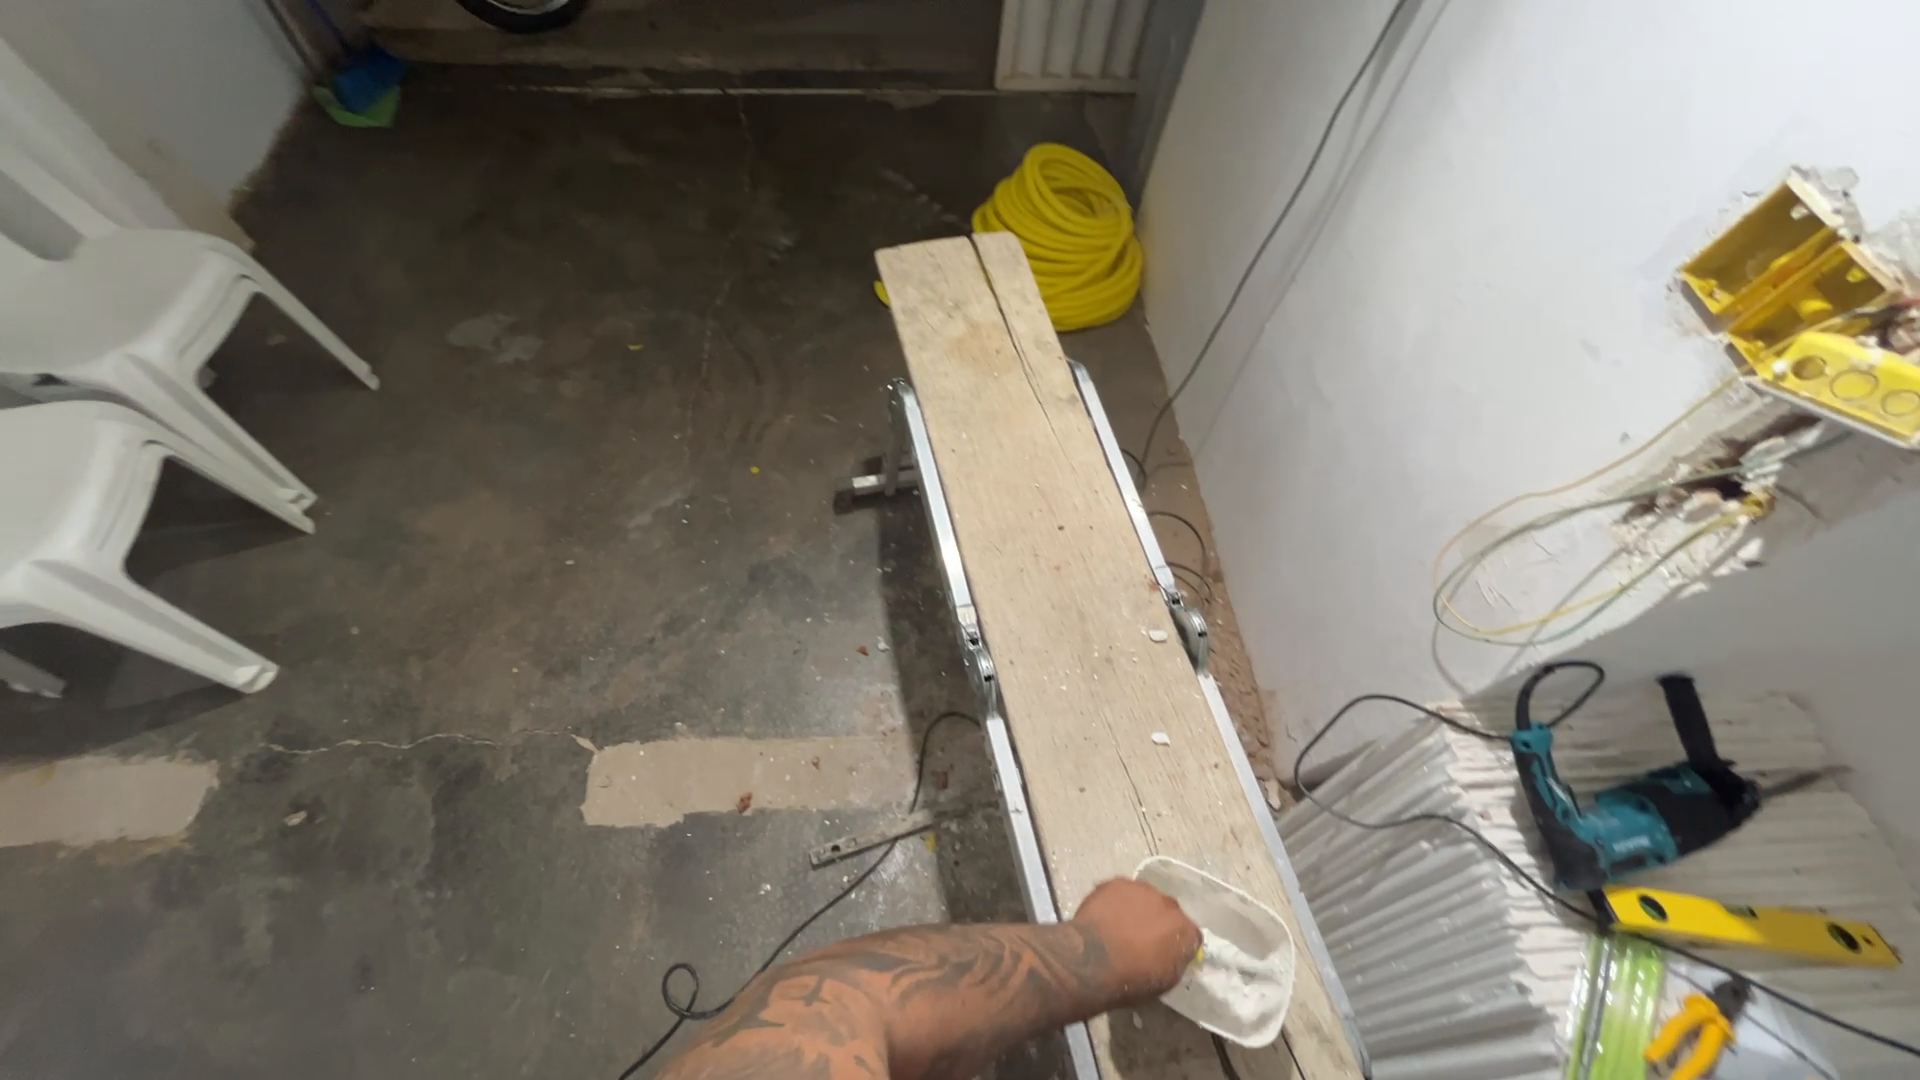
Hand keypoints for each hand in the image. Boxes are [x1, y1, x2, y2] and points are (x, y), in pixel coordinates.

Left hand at [1072, 878, 1200, 1005]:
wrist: (1092, 959)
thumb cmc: (1131, 978)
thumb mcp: (1166, 981)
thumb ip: (1176, 959)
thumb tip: (1174, 952)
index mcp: (1185, 930)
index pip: (1190, 934)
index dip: (1178, 943)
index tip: (1166, 952)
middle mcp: (1169, 904)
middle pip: (1168, 911)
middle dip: (1159, 922)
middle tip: (1142, 937)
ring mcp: (1142, 889)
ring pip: (1145, 898)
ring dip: (1139, 909)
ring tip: (1122, 924)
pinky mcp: (1117, 882)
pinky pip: (1122, 891)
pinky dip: (1118, 901)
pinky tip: (1107, 915)